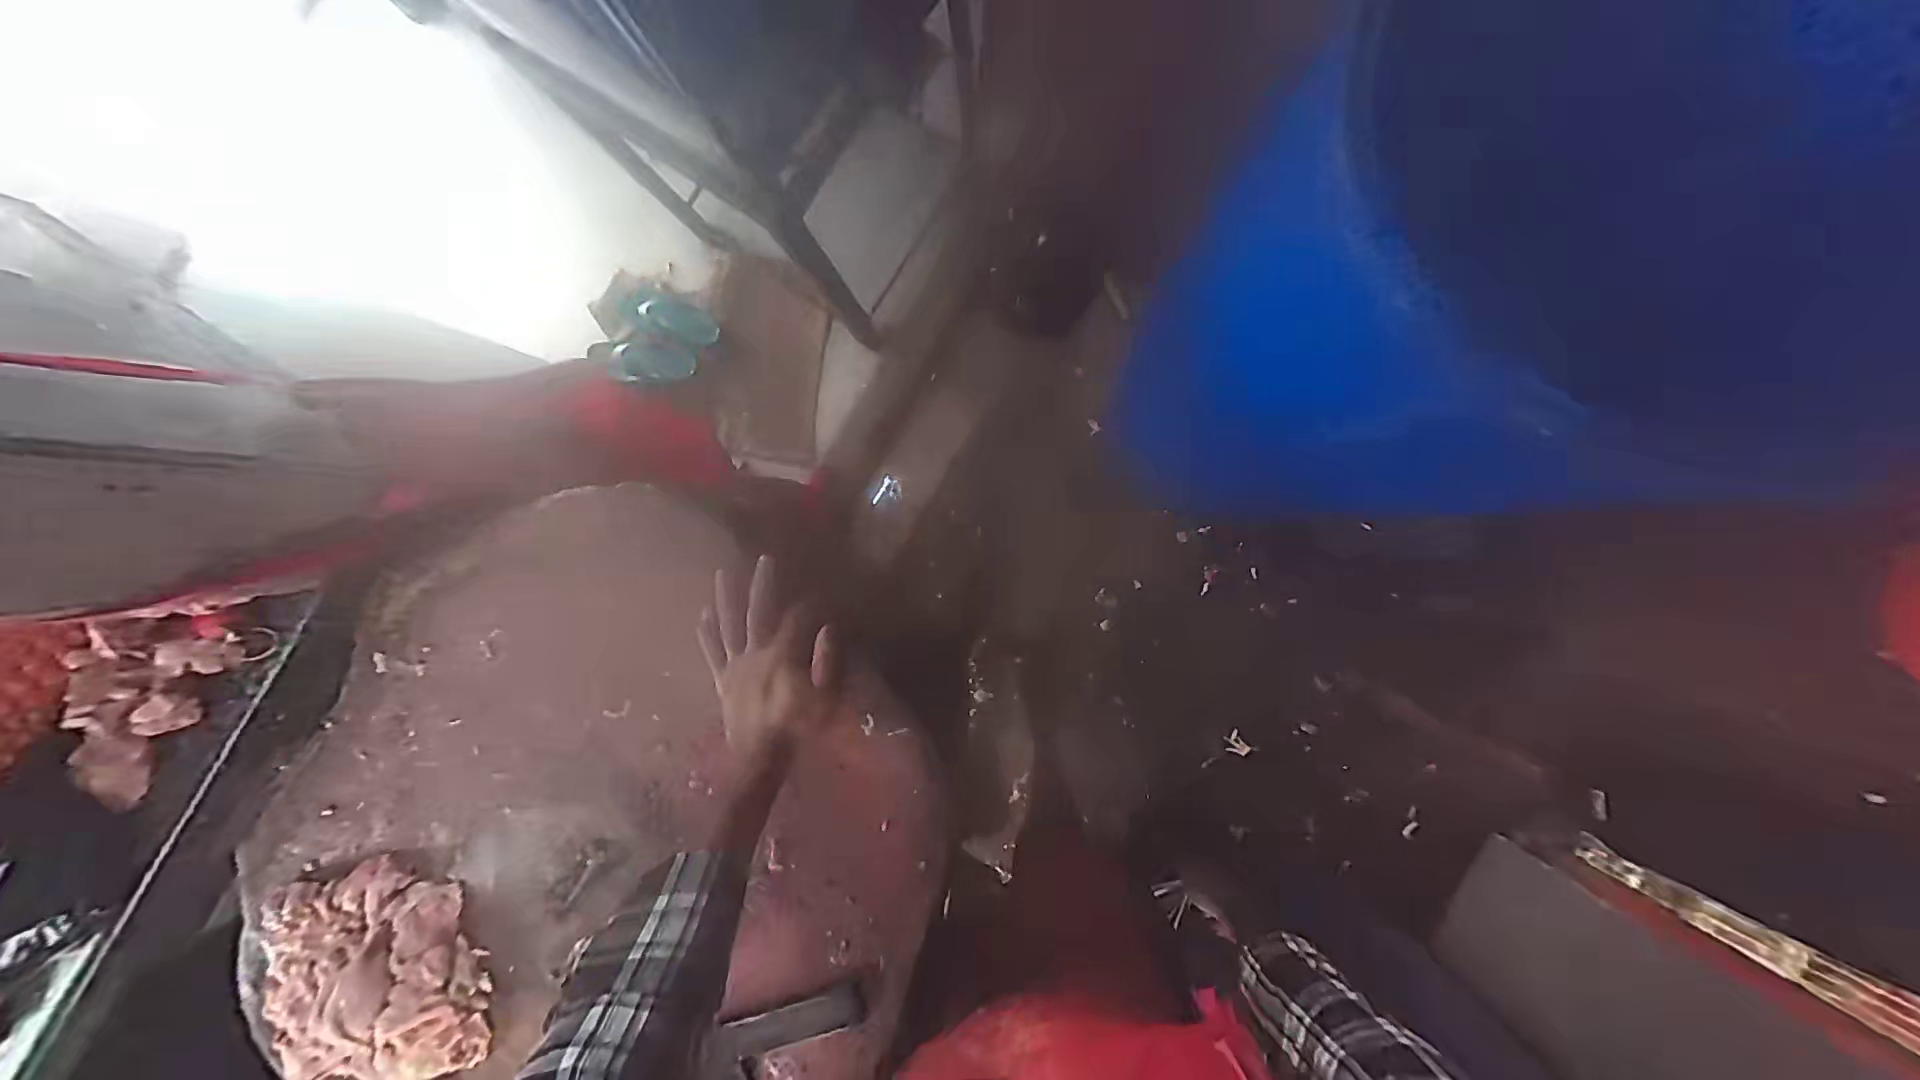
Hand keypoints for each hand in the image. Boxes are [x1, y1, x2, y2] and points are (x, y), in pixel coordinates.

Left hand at [696, 555, 835, 757]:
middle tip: (765, 560)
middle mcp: (755, 654)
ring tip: (722, 574)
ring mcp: (735, 666)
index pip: (796, 620)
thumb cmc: (797, 730)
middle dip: (763, 584)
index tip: (818, 592)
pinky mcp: (723, 680)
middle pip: (758, 612)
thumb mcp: (823, 698)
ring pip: (728, 625)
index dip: (809, 605)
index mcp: (781, 656)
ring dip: (726, 598)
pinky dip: (706, 633)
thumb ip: (827, 661)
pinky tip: (703, 614)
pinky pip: (712, 652)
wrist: (760, 760)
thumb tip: (829, 628)